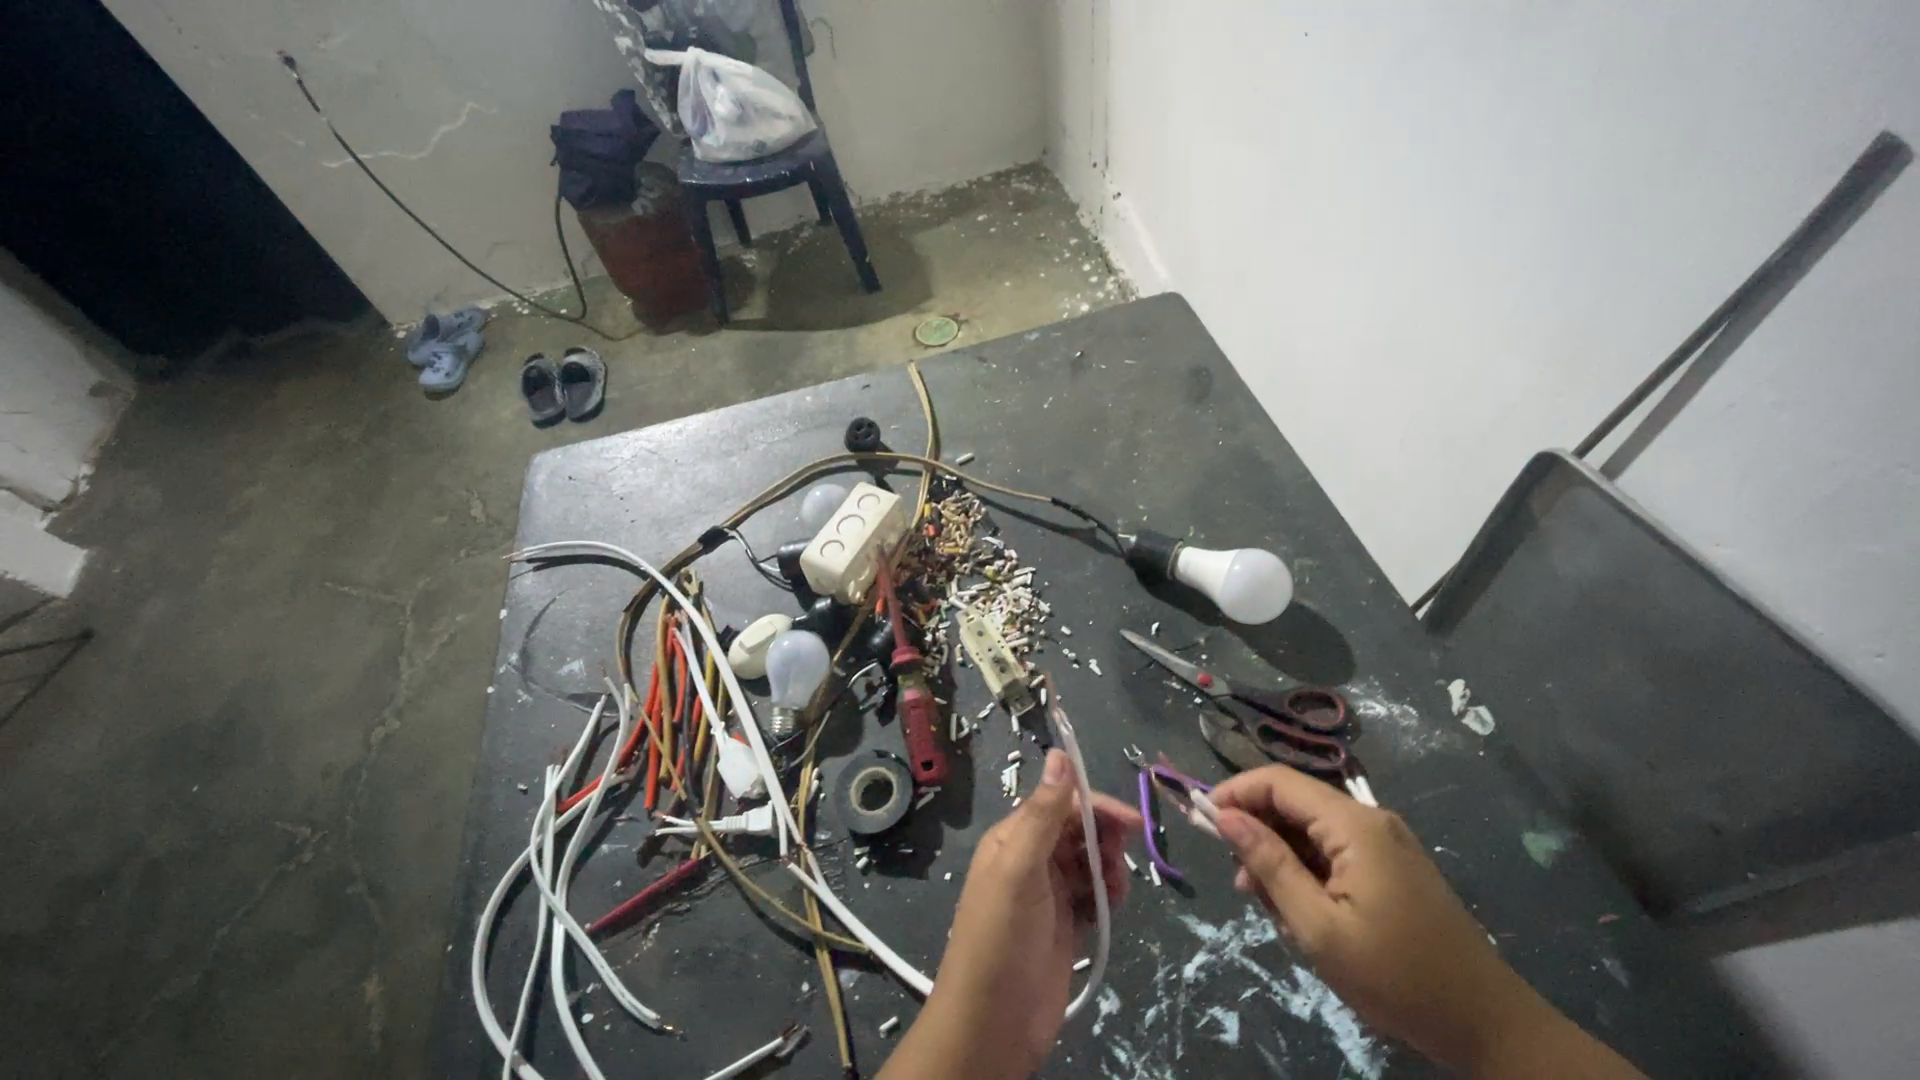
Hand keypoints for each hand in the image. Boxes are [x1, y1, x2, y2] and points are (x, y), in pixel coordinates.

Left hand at [878, 750, 1141, 1079]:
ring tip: (1115, 892)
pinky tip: (1112, 907)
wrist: (993, 1021)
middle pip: (1077, 831)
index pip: (1059, 803)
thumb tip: (1059, 754)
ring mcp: (1047, 894)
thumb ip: (1042, 813)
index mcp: (1012, 839)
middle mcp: (1029, 860)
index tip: (1133, 821)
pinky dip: (1107, 895)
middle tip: (1119, 863)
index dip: (1095, 806)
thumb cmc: (1001, 938)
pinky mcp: (1064, 925)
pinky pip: (1093, 895)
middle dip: (1104, 838)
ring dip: (1109, 868)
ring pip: (1089, 862)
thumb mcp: (1019, 869)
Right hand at [1210, 766, 1642, 1078]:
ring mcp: (1386, 841)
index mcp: (1355, 825)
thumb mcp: (1317, 926)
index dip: (1235, 792)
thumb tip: (1225, 816)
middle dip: (1258, 832)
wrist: (1485, 1023)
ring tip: (1271, 908)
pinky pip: (1334, 849)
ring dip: (1281, 857)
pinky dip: (1307, 869)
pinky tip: (1302, 910)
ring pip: (1312, 828)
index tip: (1202, 821)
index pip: (1279, 781)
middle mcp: (1371, 819)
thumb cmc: (1395, 975)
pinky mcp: (1392, 865)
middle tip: (1242, 884)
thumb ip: (1269, 864)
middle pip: (1295, 802)